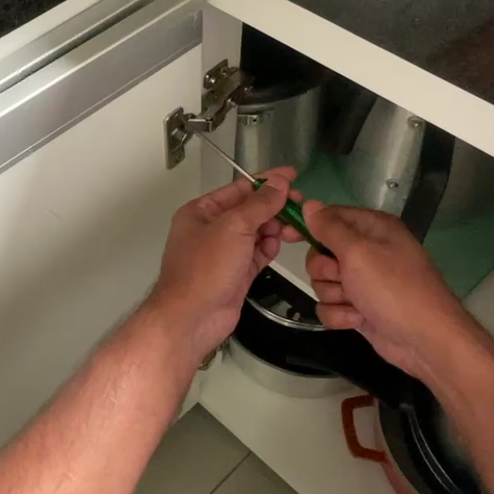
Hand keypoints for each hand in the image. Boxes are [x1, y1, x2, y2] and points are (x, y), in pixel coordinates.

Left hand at [143, 167, 303, 364]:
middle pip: (249, 210)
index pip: (238, 189)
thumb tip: (279, 181)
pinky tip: (277, 245)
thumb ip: (260, 204)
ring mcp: (223, 253)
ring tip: (291, 229)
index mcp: (201, 211)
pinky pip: (257, 254)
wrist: (192, 317)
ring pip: (256, 232)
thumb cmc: (206, 267)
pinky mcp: (235, 273)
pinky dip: (268, 248)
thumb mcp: (234, 227)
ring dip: (274, 228)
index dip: (266, 182)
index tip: (293, 176)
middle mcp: (210, 229)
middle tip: (300, 207)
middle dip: (274, 208)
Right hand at [302, 202, 468, 379]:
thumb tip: (310, 204)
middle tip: (343, 277)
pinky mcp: (358, 307)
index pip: (330, 217)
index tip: (286, 235)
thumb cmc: (393, 288)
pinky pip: (330, 306)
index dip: (308, 226)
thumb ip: (329, 227)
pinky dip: (340, 315)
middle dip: (325, 270)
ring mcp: (362, 281)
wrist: (424, 339)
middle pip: (320, 253)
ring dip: (333, 295)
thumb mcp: (358, 251)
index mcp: (372, 228)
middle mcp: (367, 251)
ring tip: (356, 302)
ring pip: (322, 282)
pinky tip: (357, 320)